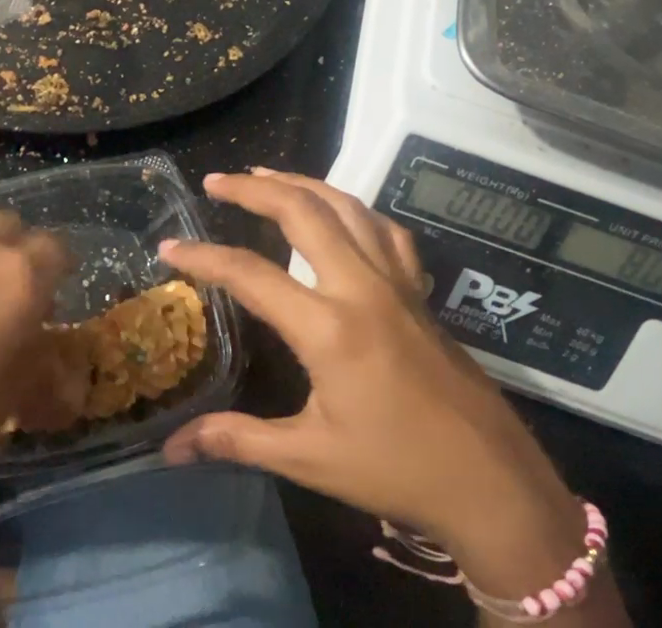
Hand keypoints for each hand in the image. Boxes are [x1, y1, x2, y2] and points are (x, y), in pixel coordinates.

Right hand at [161, 171, 592, 600]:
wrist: (493, 485)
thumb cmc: (396, 471)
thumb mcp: (309, 458)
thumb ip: (236, 439)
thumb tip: (172, 448)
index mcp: (329, 327)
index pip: (249, 274)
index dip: (203, 257)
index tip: (169, 247)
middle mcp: (362, 289)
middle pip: (303, 213)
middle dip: (254, 190)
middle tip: (216, 182)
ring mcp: (398, 285)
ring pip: (349, 208)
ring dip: (303, 184)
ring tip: (265, 176)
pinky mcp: (421, 294)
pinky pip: (385, 231)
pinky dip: (353, 209)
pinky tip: (339, 213)